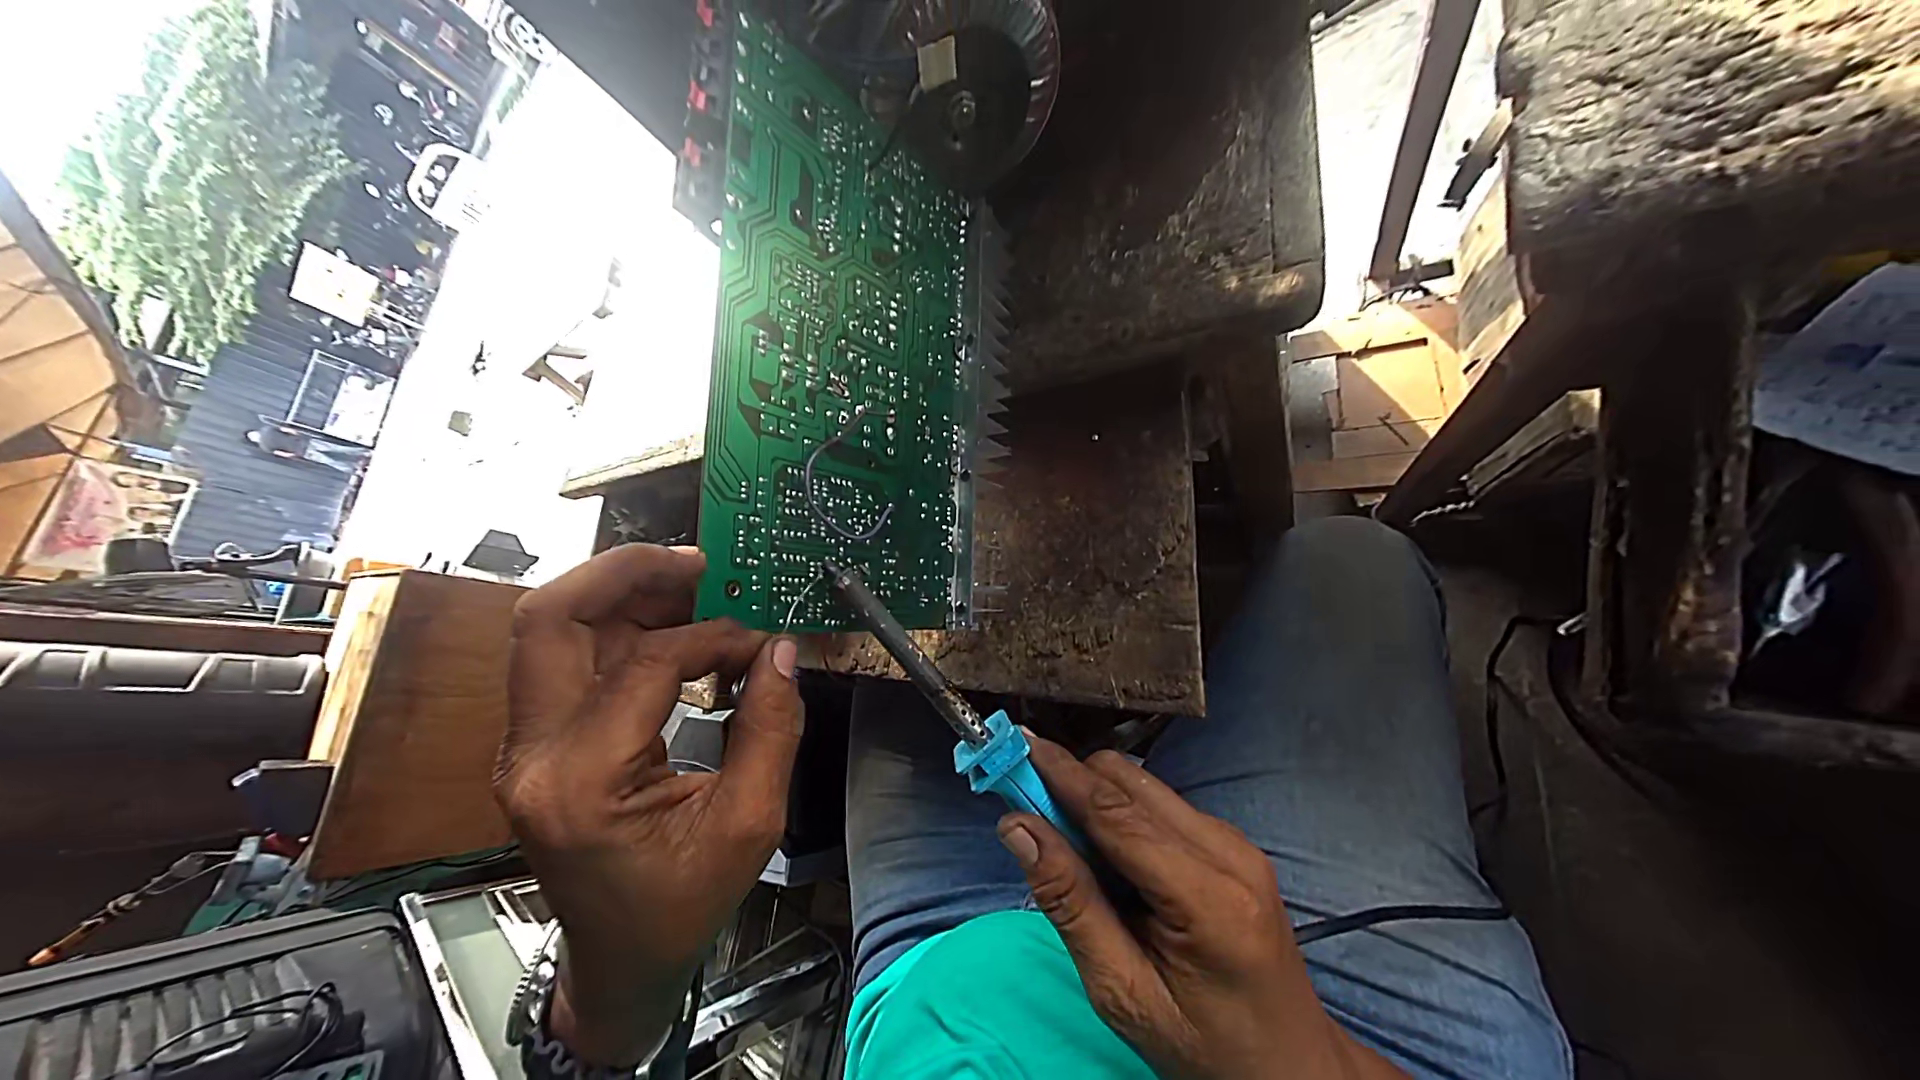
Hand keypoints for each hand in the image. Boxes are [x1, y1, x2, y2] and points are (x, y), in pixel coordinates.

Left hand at [495, 544, 803, 1066]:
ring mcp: (527, 746)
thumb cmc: (682, 906)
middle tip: (699, 561)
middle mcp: (533, 754)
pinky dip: (625, 628)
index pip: (646, 662)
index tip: (763, 641)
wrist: (620, 962)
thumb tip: (782, 651)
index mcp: (580, 782)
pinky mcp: (541, 743)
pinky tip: (677, 628)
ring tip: (694, 584)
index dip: (714, 637)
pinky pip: (573, 658)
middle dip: (626, 573)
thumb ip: (769, 729)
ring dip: (624, 594)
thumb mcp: (749, 824)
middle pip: (551, 619)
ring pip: (555, 629)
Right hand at [998, 739, 1407, 1079]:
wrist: (1291, 1068)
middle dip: (1071, 782)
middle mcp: (1227, 849)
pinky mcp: (1230, 841)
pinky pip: (1158, 804)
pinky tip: (1109, 859)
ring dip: (1093, 797)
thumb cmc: (1205, 1047)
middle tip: (1027, 810)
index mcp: (1207, 896)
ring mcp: (1234, 841)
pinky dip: (1119, 814)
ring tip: (1066, 843)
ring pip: (1142, 785)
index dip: (1059, 773)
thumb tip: (1017, 828)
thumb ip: (1070, 904)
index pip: (1115, 812)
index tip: (1014, 747)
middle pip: (1128, 781)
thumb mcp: (1122, 992)